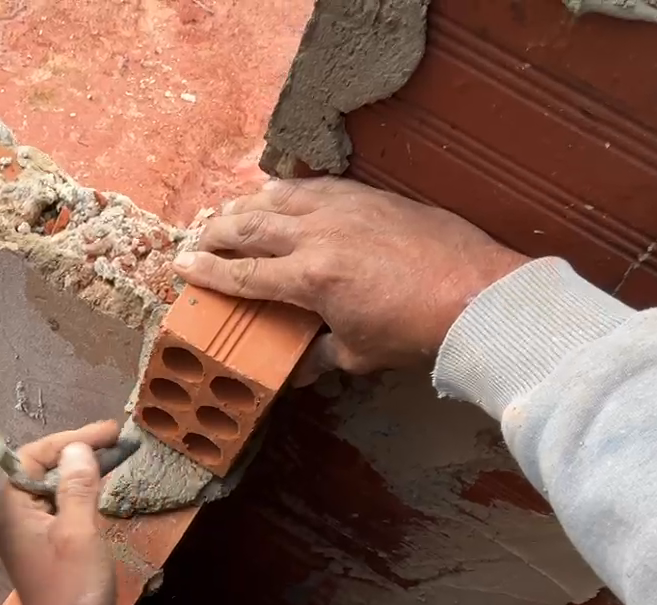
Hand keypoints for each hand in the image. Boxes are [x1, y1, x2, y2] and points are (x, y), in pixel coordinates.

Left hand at [0, 421, 118, 604]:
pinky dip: (79, 494)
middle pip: (41, 469)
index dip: (70, 439)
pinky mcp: (42, 547)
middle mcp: (12, 517)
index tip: (108, 432)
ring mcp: (26, 534)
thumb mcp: (79, 532)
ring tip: (114, 456)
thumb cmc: (73, 588)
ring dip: (81, 471)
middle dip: (77, 451)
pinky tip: (101, 487)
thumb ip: (77, 486)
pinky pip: (58, 508)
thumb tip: (78, 447)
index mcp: (11, 509)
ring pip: (52, 489)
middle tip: (116, 440)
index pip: (33, 456)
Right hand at [172, 176, 528, 377]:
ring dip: (246, 204)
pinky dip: (288, 187)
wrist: (475, 295)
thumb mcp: (356, 354)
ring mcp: (344, 210)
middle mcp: (319, 236)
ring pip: (279, 198)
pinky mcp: (369, 196)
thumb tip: (296, 368)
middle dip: (216, 232)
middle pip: (251, 227)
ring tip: (225, 208)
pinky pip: (316, 184)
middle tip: (196, 236)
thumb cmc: (412, 332)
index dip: (207, 272)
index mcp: (310, 279)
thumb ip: (318, 355)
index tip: (180, 266)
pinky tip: (277, 190)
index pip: (244, 274)